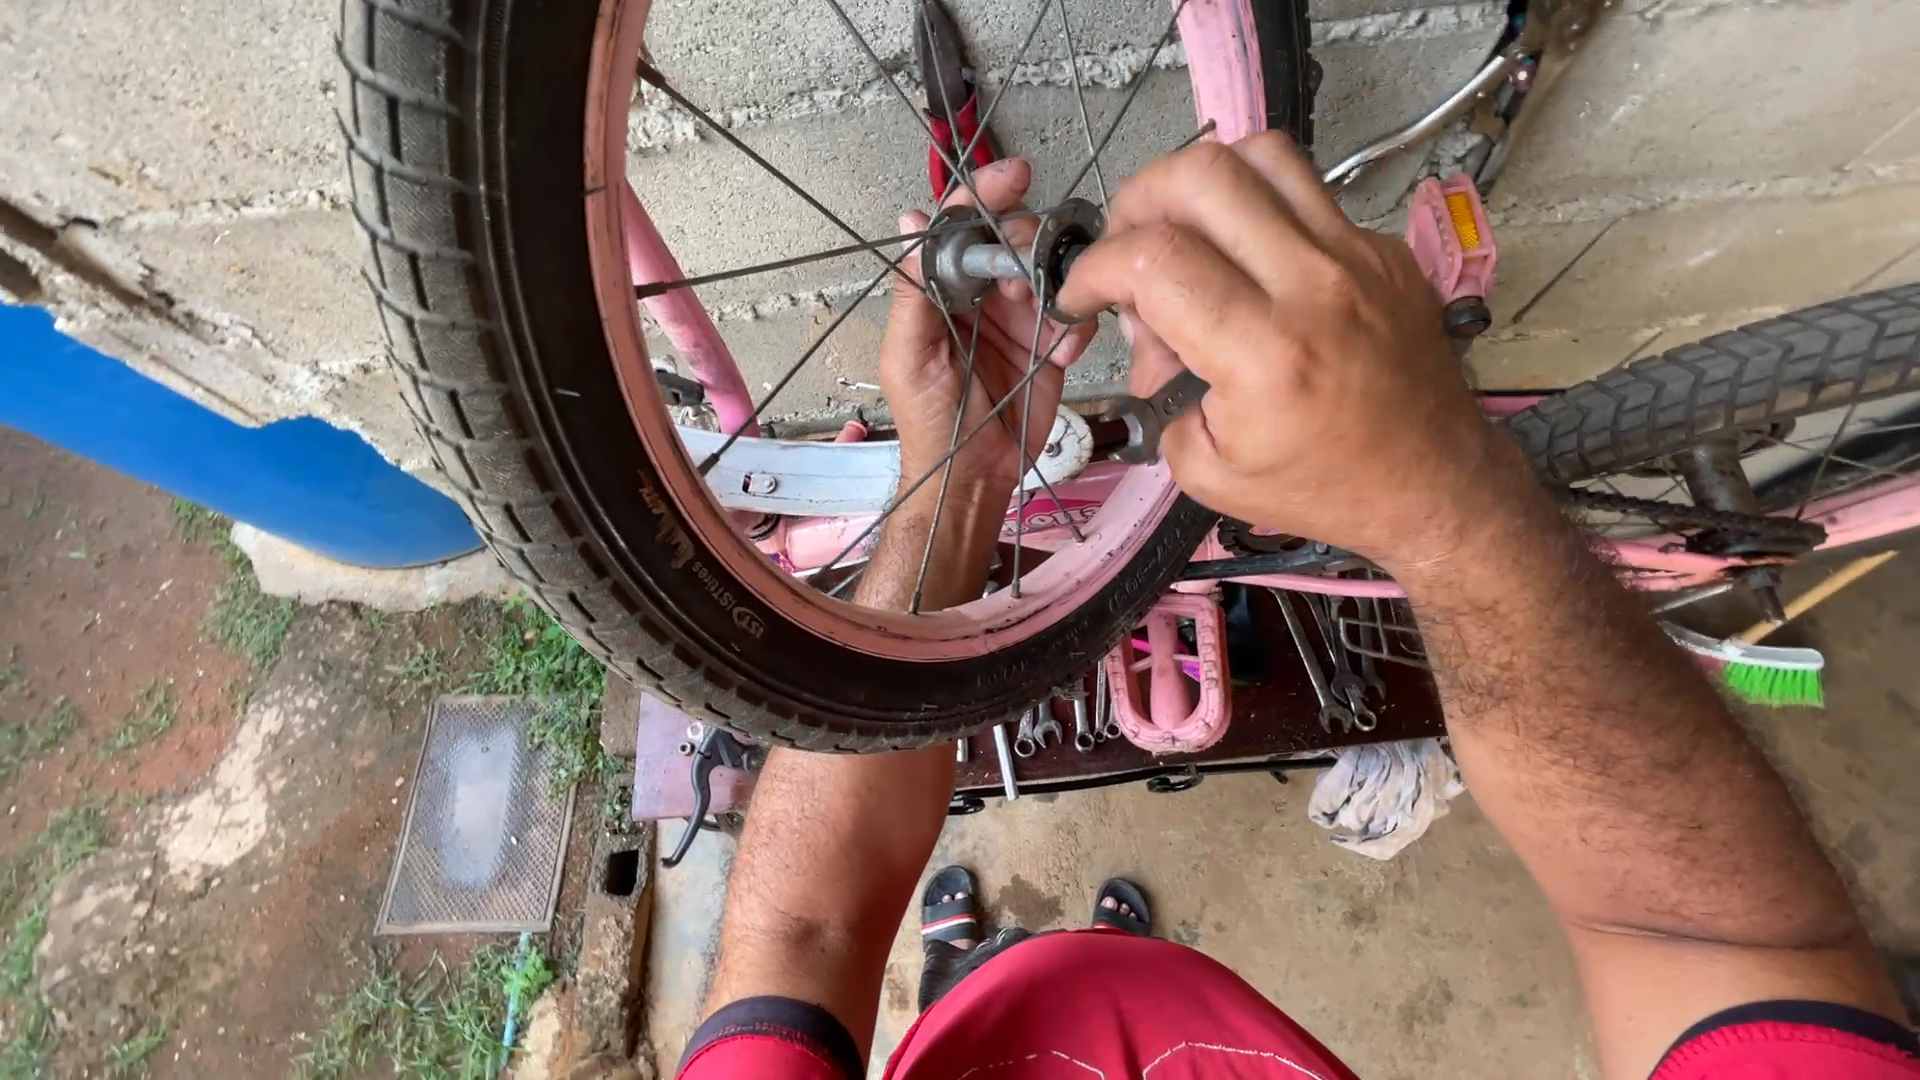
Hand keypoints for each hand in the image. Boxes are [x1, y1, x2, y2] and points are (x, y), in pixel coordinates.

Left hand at [882, 157, 1094, 510]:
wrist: (971, 473)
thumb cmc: (929, 420)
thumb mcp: (910, 353)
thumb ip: (915, 289)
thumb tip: (911, 219)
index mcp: (943, 293)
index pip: (963, 230)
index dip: (985, 197)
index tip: (1013, 179)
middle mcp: (983, 298)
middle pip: (1013, 241)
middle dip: (1024, 245)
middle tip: (1021, 279)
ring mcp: (1020, 320)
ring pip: (1049, 272)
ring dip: (1054, 283)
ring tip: (1045, 315)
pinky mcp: (1051, 347)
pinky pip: (1074, 317)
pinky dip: (1076, 324)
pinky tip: (1064, 349)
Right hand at [1056, 133, 1517, 571]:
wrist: (1431, 484)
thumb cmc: (1321, 487)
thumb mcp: (1207, 472)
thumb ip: (1161, 399)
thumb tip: (1154, 345)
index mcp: (1265, 353)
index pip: (1155, 260)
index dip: (1095, 268)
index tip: (1081, 295)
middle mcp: (1313, 284)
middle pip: (1202, 177)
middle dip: (1136, 203)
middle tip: (1125, 251)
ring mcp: (1356, 254)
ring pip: (1259, 154)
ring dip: (1195, 185)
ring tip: (1179, 238)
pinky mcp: (1380, 247)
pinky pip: (1301, 190)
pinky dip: (1248, 210)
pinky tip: (1239, 265)